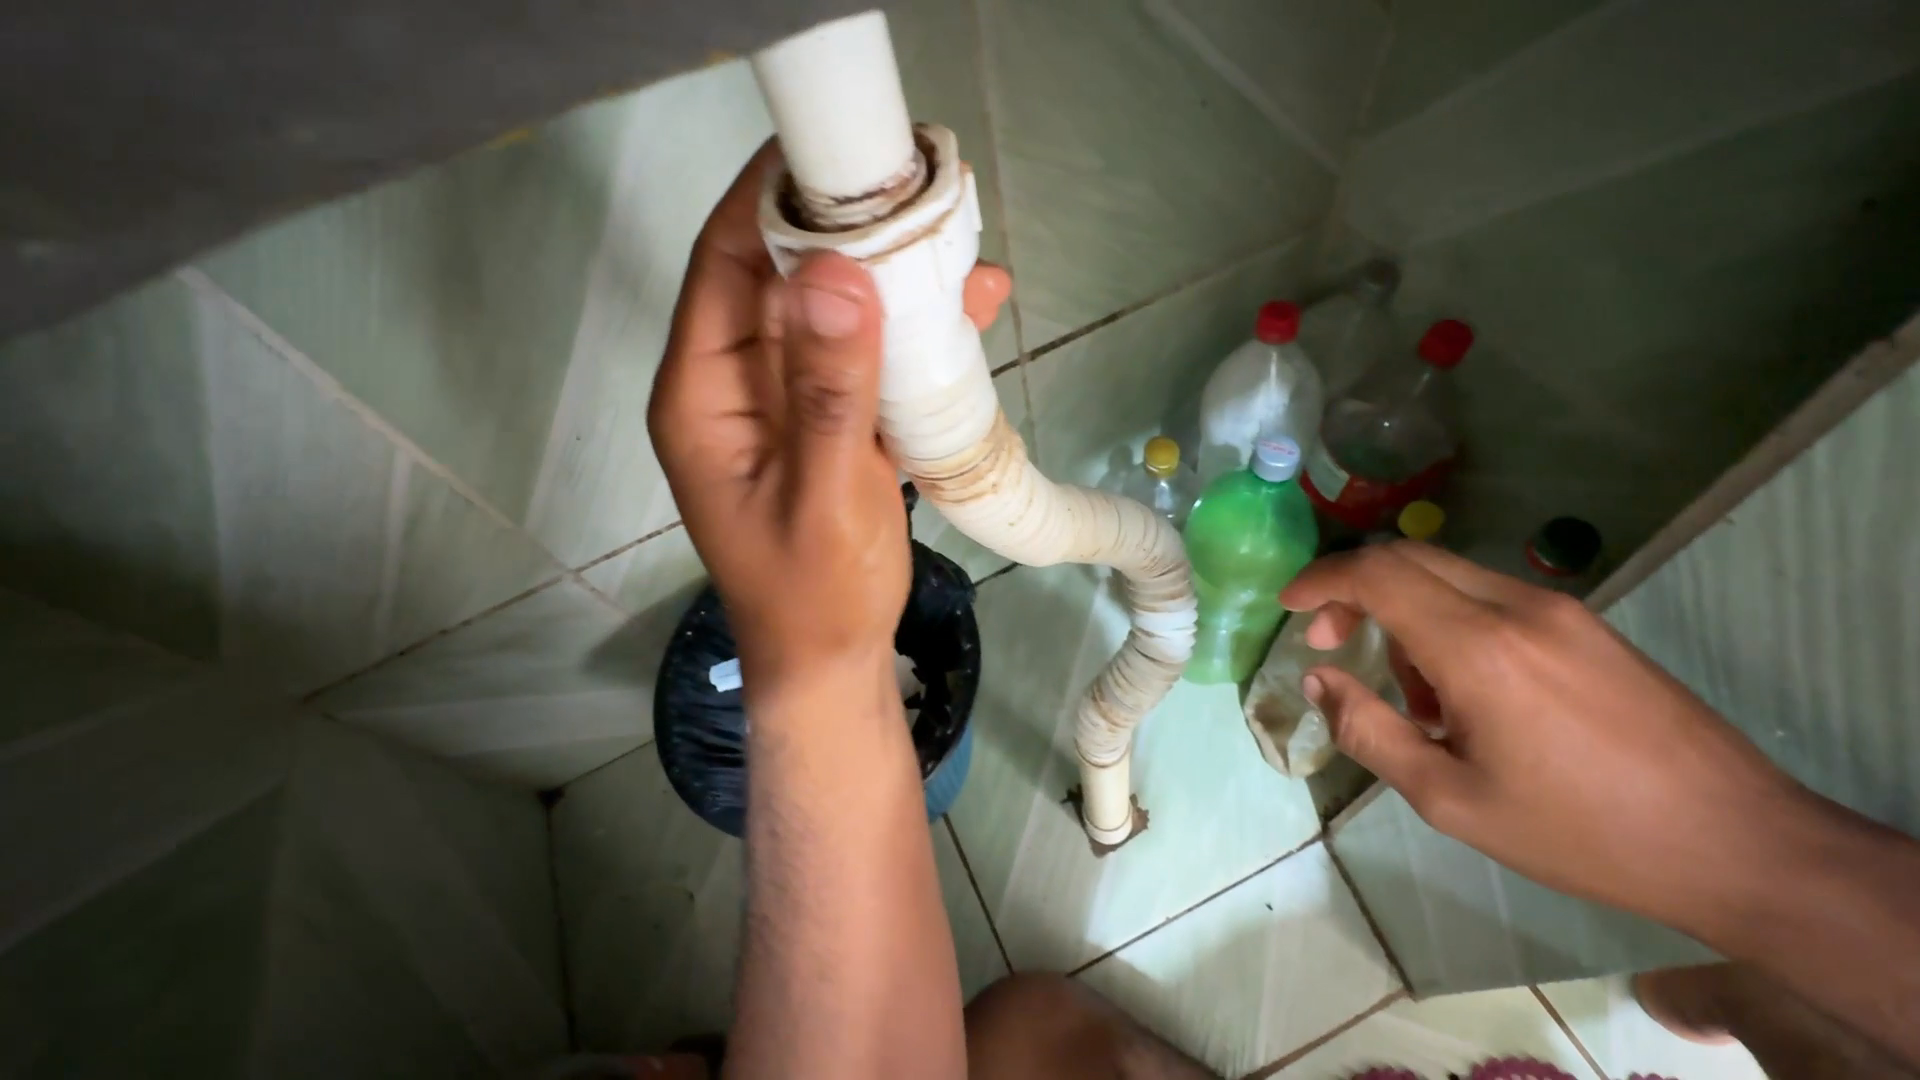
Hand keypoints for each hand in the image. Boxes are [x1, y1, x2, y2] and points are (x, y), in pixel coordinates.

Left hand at [648, 145, 1010, 687]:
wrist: (833, 664)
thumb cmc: (817, 595)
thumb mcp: (824, 497)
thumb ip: (828, 392)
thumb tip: (835, 274)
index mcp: (705, 396)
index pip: (724, 265)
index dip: (770, 201)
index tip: (836, 150)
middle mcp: (737, 385)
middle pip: (781, 279)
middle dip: (841, 231)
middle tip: (912, 186)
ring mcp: (786, 403)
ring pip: (830, 314)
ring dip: (885, 279)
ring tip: (954, 241)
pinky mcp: (829, 422)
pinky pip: (862, 359)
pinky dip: (907, 335)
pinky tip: (966, 310)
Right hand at [1280, 542, 1806, 929]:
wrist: (1740, 843)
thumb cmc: (1579, 831)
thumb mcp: (1449, 799)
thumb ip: (1368, 731)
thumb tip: (1319, 680)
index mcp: (1478, 648)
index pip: (1377, 574)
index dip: (1321, 580)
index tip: (1289, 606)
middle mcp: (1517, 608)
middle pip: (1409, 558)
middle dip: (1353, 589)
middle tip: (1330, 642)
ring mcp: (1559, 611)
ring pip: (1449, 577)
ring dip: (1404, 613)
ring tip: (1414, 696)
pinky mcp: (1587, 625)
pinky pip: (1491, 599)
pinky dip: (1449, 623)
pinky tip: (1466, 691)